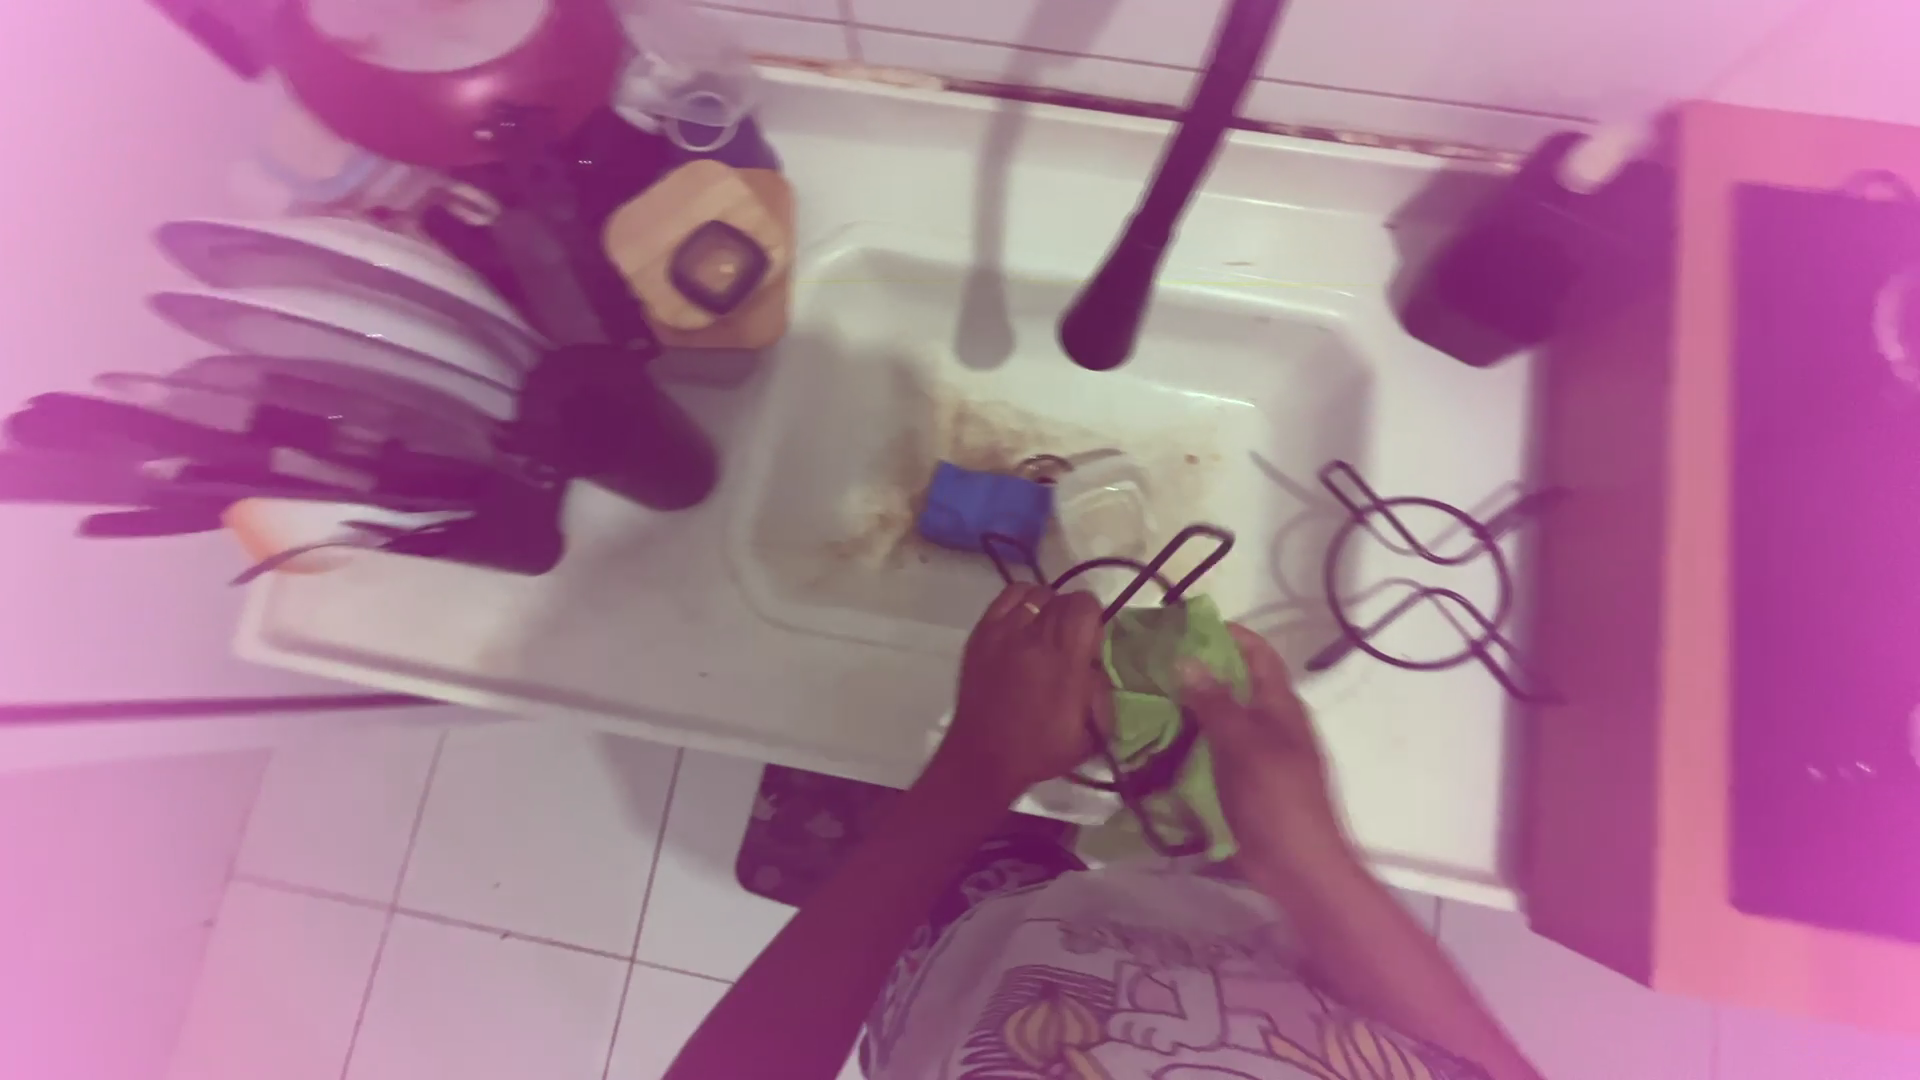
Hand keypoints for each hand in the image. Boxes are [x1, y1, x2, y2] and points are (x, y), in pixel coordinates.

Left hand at [933, 584, 1108, 798]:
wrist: (984, 756)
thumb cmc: (1039, 748)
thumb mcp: (1089, 730)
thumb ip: (1100, 691)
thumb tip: (1095, 664)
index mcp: (1064, 661)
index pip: (1084, 606)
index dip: (1093, 617)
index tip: (1089, 642)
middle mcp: (1034, 638)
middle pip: (1062, 598)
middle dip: (1072, 615)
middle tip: (1068, 641)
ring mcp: (1003, 632)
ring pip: (1035, 594)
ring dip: (1046, 608)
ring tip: (1044, 631)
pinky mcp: (981, 633)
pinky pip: (1006, 598)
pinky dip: (1020, 603)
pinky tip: (1023, 622)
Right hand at [1180, 625, 1356, 887]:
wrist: (1298, 867)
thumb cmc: (1276, 799)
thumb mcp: (1244, 745)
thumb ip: (1215, 702)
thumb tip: (1186, 660)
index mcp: (1281, 706)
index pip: (1258, 654)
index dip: (1230, 634)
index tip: (1188, 624)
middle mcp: (1271, 722)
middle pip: (1238, 680)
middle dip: (1202, 665)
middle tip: (1157, 658)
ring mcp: (1258, 751)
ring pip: (1223, 712)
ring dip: (1193, 700)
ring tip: (1151, 690)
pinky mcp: (1244, 777)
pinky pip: (1215, 743)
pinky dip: (1192, 732)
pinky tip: (1163, 734)